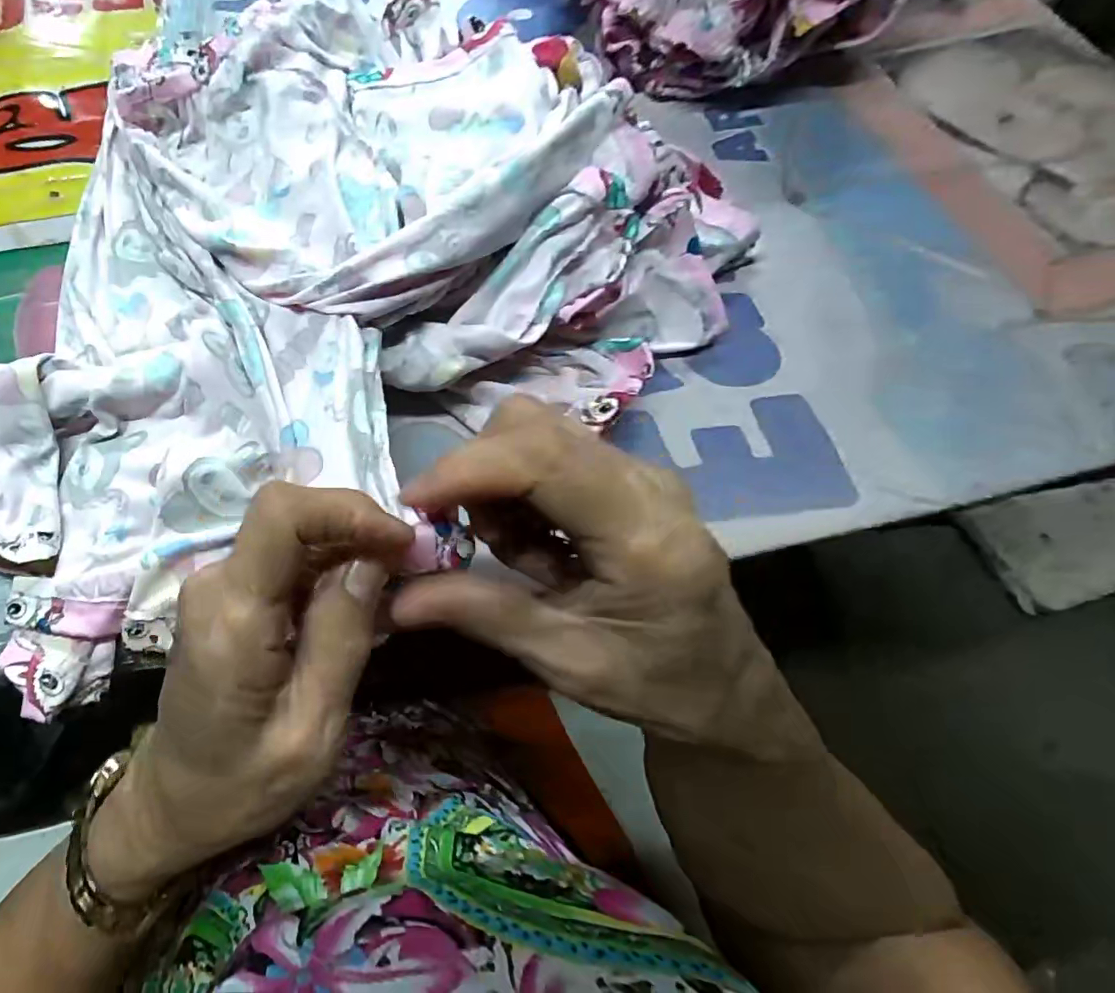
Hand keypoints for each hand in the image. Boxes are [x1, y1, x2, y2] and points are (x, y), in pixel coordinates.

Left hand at [86, 483, 415, 902]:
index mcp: (233, 613)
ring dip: (344, 548)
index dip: (346, 509)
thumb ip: (342, 637)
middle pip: (287, 517)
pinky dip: (323, 568)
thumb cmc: (243, 782)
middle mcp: (214, 582)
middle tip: (412, 564)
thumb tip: (373, 560)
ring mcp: (213, 585)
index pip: (279, 514)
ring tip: (394, 584)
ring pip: (287, 535)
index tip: (402, 539)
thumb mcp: (312, 728)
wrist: (176, 796)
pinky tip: (356, 600)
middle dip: (355, 527)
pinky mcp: (222, 595)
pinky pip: (278, 562)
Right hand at [388, 396, 821, 760]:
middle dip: (471, 470)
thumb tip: (392, 597)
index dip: (465, 470)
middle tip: (452, 529)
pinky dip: (506, 483)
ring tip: (500, 541)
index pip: (543, 461)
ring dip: (488, 477)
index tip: (412, 504)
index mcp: (643, 534)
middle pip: (531, 427)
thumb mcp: (561, 660)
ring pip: (531, 428)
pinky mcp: (619, 473)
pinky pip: (540, 447)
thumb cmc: (652, 682)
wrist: (723, 686)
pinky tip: (522, 533)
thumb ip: (478, 613)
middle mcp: (644, 482)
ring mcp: (634, 470)